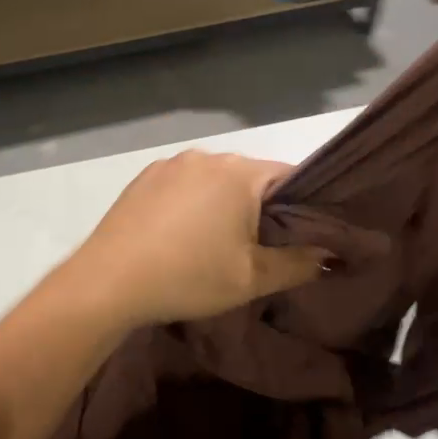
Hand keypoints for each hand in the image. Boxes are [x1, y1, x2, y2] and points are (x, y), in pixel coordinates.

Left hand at [71, 150, 327, 326]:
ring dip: (225, 206)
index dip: (304, 207)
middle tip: (261, 249)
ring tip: (217, 246)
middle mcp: (206, 156)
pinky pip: (185, 186)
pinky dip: (193, 205)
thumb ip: (298, 264)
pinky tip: (182, 237)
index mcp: (239, 172)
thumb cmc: (187, 277)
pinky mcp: (144, 178)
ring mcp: (170, 164)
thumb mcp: (251, 279)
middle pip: (252, 177)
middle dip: (263, 208)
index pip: (290, 177)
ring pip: (216, 181)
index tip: (304, 237)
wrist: (108, 282)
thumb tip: (329, 254)